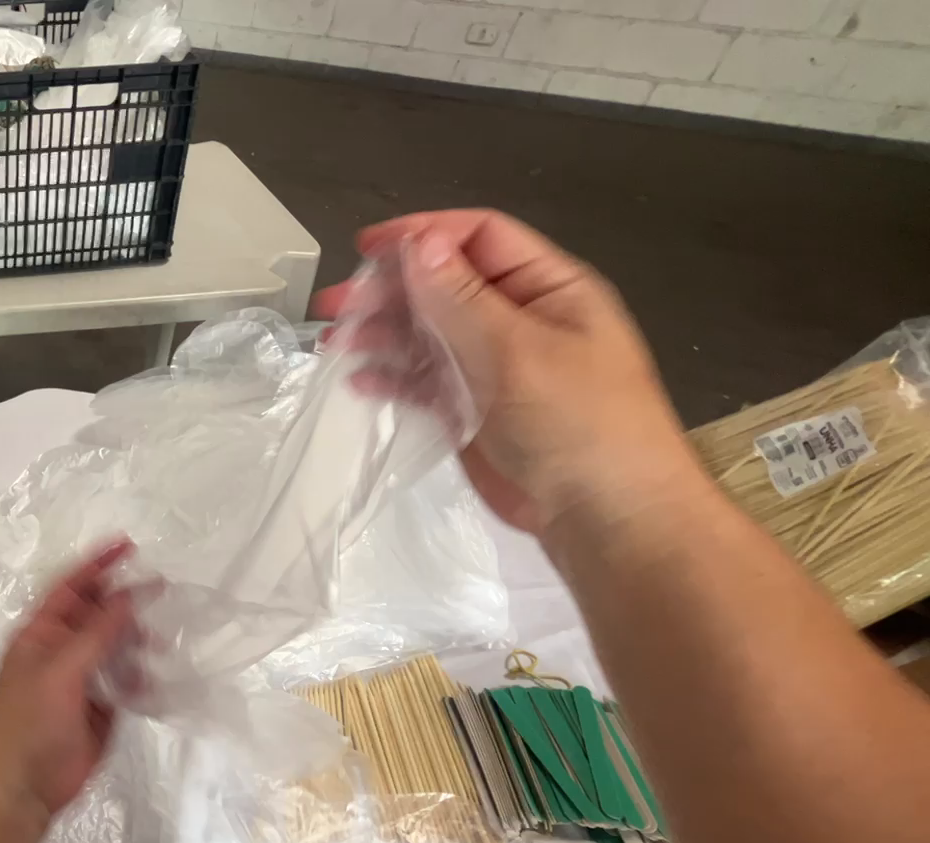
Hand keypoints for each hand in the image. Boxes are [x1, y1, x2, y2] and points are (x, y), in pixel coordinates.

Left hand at [0, 540, 137, 822]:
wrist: (23, 789)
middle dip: (125, 603)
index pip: (70, 587)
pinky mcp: (99, 707)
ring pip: (115, 647)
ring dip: (136, 643)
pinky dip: (140, 679)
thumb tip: (127, 596)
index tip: (129, 545)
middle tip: (161, 592)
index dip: (97, 564)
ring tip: (159, 646)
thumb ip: (96, 634)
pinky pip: (125, 682)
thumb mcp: (60, 672)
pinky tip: (153, 684)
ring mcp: (80, 679)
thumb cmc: (30, 724)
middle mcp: (60, 649)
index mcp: (39, 634)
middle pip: (97, 614)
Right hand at [315, 210, 705, 537]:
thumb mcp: (517, 350)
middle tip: (333, 306)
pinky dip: (390, 378)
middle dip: (386, 291)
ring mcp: (490, 366)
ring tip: (337, 345)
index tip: (364, 250)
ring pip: (425, 334)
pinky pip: (422, 380)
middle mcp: (515, 319)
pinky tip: (361, 382)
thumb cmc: (577, 421)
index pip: (477, 239)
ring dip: (380, 334)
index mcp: (545, 288)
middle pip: (441, 287)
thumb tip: (418, 244)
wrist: (601, 513)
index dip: (421, 236)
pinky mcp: (469, 407)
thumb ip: (461, 299)